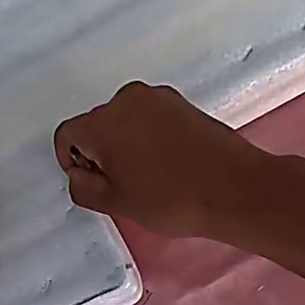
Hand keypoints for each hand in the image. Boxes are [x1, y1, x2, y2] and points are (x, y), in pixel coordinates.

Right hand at [52, 82, 283, 237]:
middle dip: (103, 154)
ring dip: (129, 146)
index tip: (92, 183)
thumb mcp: (120, 204)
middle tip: (125, 188)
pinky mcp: (185, 105)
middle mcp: (127, 100)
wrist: (235, 190)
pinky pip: (154, 120)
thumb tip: (80, 176)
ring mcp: (159, 99)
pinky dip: (153, 140)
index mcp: (102, 122)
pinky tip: (172, 167)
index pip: (68, 136)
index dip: (72, 163)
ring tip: (152, 180)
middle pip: (99, 125)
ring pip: (128, 122)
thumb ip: (85, 189)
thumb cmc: (175, 201)